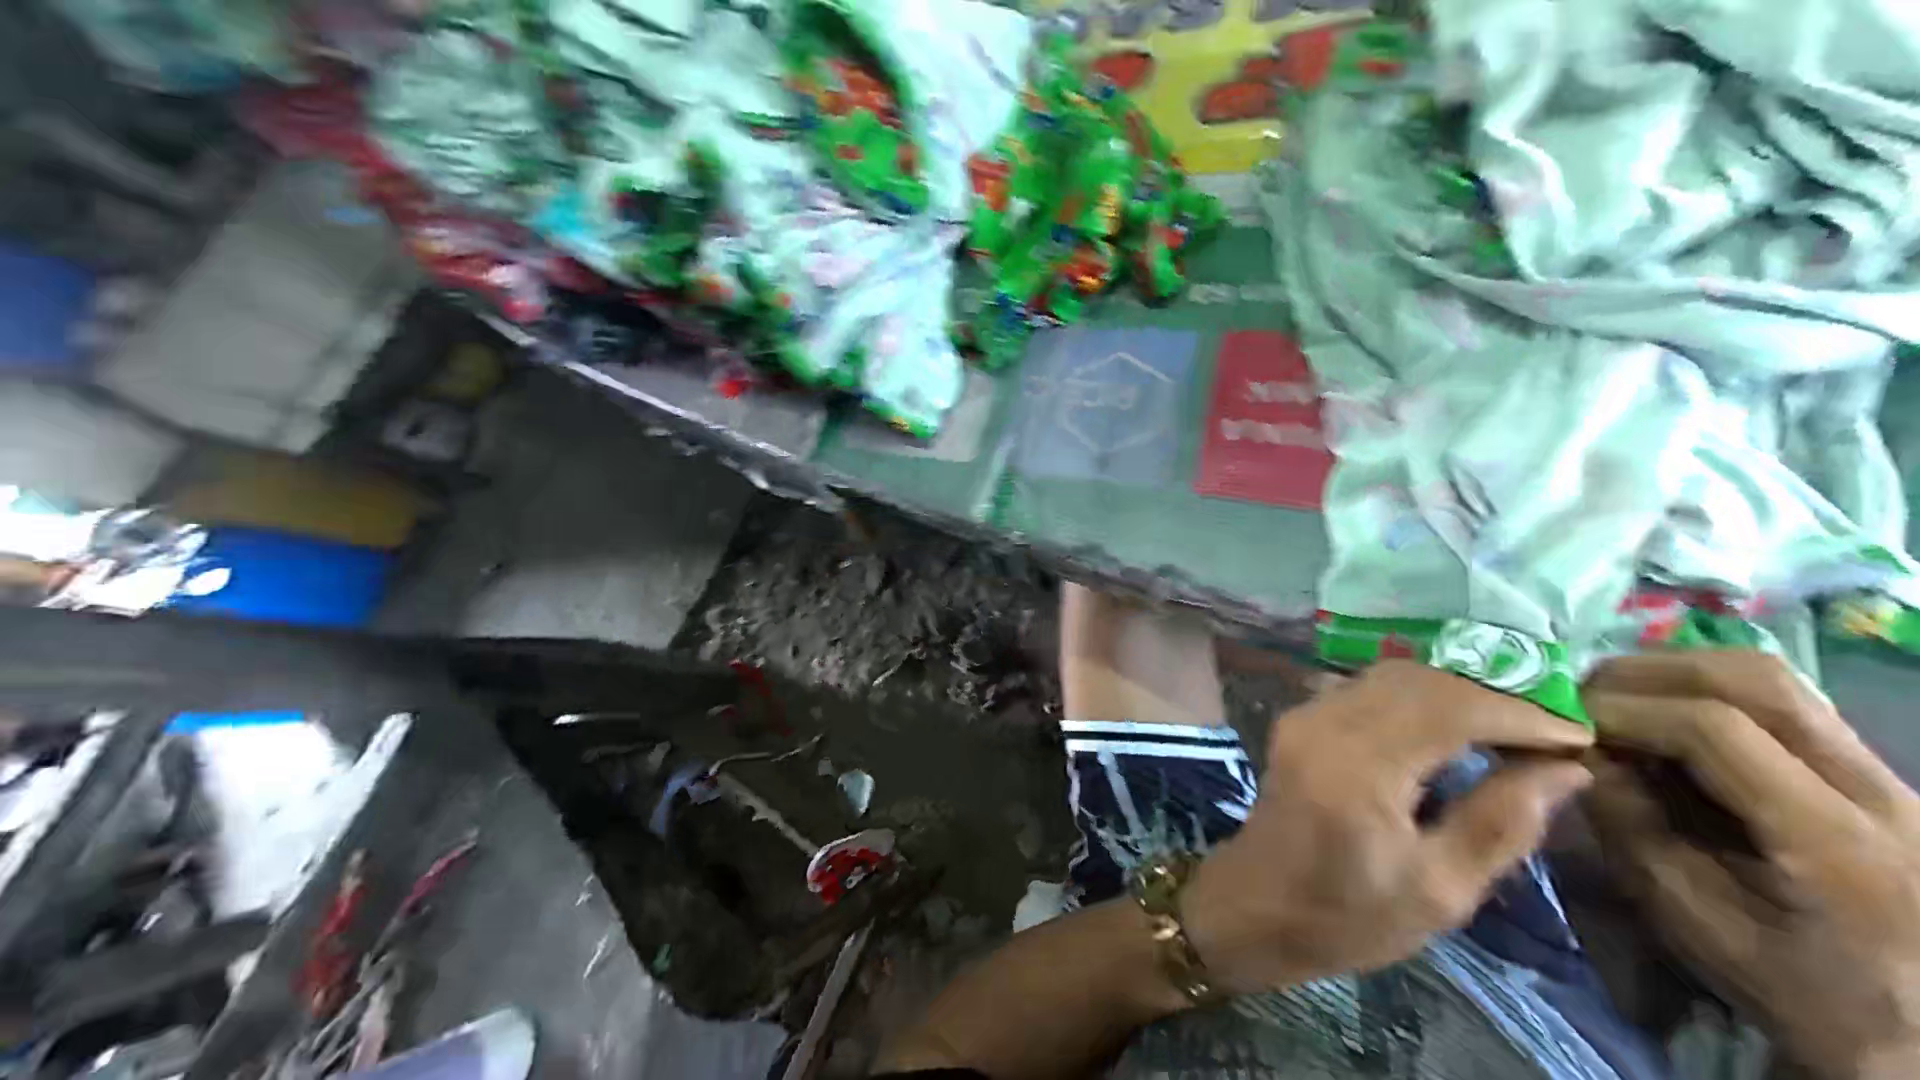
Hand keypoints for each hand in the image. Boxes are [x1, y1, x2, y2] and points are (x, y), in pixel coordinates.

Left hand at [1180, 661, 1592, 991]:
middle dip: (1493, 697)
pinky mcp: (1298, 719)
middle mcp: (1324, 724)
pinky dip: (1417, 697)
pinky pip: (1366, 688)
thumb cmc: (1346, 915)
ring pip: (1393, 677)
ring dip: (1456, 692)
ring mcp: (1305, 715)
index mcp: (1357, 767)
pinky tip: (1452, 726)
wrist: (1252, 905)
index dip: (1520, 715)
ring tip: (1513, 730)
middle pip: (1421, 682)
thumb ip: (1501, 822)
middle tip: (1552, 732)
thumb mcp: (1440, 891)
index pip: (1449, 709)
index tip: (1581, 736)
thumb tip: (1565, 767)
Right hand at [1584, 652, 1919, 1079]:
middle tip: (1581, 699)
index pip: (1713, 726)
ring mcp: (1886, 775)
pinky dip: (1701, 690)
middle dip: (1645, 674)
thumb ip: (1626, 819)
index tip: (1560, 725)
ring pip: (1769, 676)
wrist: (1912, 1030)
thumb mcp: (1683, 910)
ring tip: (1614, 702)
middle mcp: (1878, 791)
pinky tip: (1660, 719)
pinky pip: (1777, 700)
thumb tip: (1573, 747)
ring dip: (1672, 673)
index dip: (1620, 711)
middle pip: (1753, 679)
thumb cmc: (1786, 982)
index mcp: (1834, 840)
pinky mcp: (1868, 771)